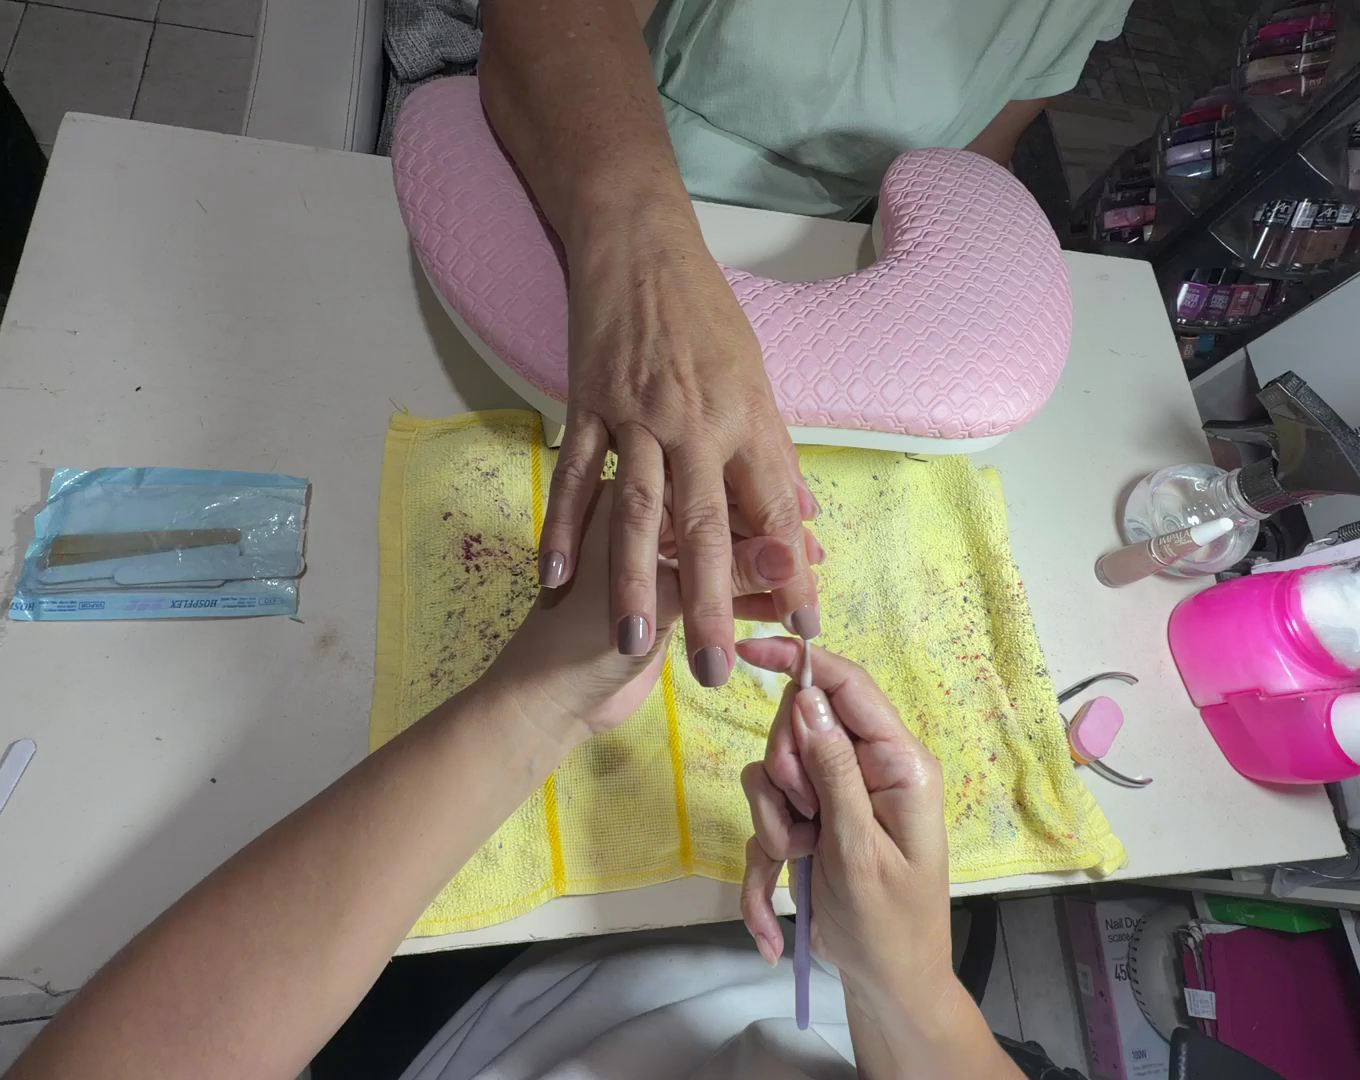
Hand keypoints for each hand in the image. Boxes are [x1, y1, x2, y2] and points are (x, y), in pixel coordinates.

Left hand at [482, 479, 810, 743]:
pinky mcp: (668, 598)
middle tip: (815, 556)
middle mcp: (646, 521)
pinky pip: (715, 590)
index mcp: (632, 500)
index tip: (804, 521)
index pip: (705, 491)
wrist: (547, 701)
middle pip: (720, 523)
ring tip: (811, 581)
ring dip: (762, 572)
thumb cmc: (582, 636)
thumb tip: (794, 554)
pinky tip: (783, 606)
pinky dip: (747, 599)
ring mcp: (658, 561)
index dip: (757, 508)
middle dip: (768, 540)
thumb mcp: (662, 599)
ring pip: (721, 558)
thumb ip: (726, 575)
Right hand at [535, 208, 819, 689]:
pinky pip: (574, 477)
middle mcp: (693, 424)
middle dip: (711, 604)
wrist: (640, 246)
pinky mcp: (587, 408)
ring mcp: (635, 417)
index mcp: (745, 419)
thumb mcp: (759, 379)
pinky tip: (554, 580)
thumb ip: (775, 454)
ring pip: (635, 513)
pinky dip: (562, 529)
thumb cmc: (707, 315)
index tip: (805, 628)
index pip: (773, 511)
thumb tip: (802, 517)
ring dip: (633, 583)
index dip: (791, 572)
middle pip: (704, 528)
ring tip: (633, 645)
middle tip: (716, 671)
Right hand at [734, 639, 950, 1009]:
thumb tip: (806, 696)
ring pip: (774, 769)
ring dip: (774, 819)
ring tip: (801, 860)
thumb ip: (834, 770)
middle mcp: (867, 765)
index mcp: (898, 762)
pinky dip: (764, 858)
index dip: (800, 660)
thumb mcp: (860, 852)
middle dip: (786, 772)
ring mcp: (835, 791)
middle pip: (800, 723)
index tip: (748, 650)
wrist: (886, 986)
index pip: (848, 686)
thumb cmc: (890, 926)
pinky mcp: (811, 817)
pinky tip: (773, 916)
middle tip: (801, 821)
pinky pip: (766, 812)